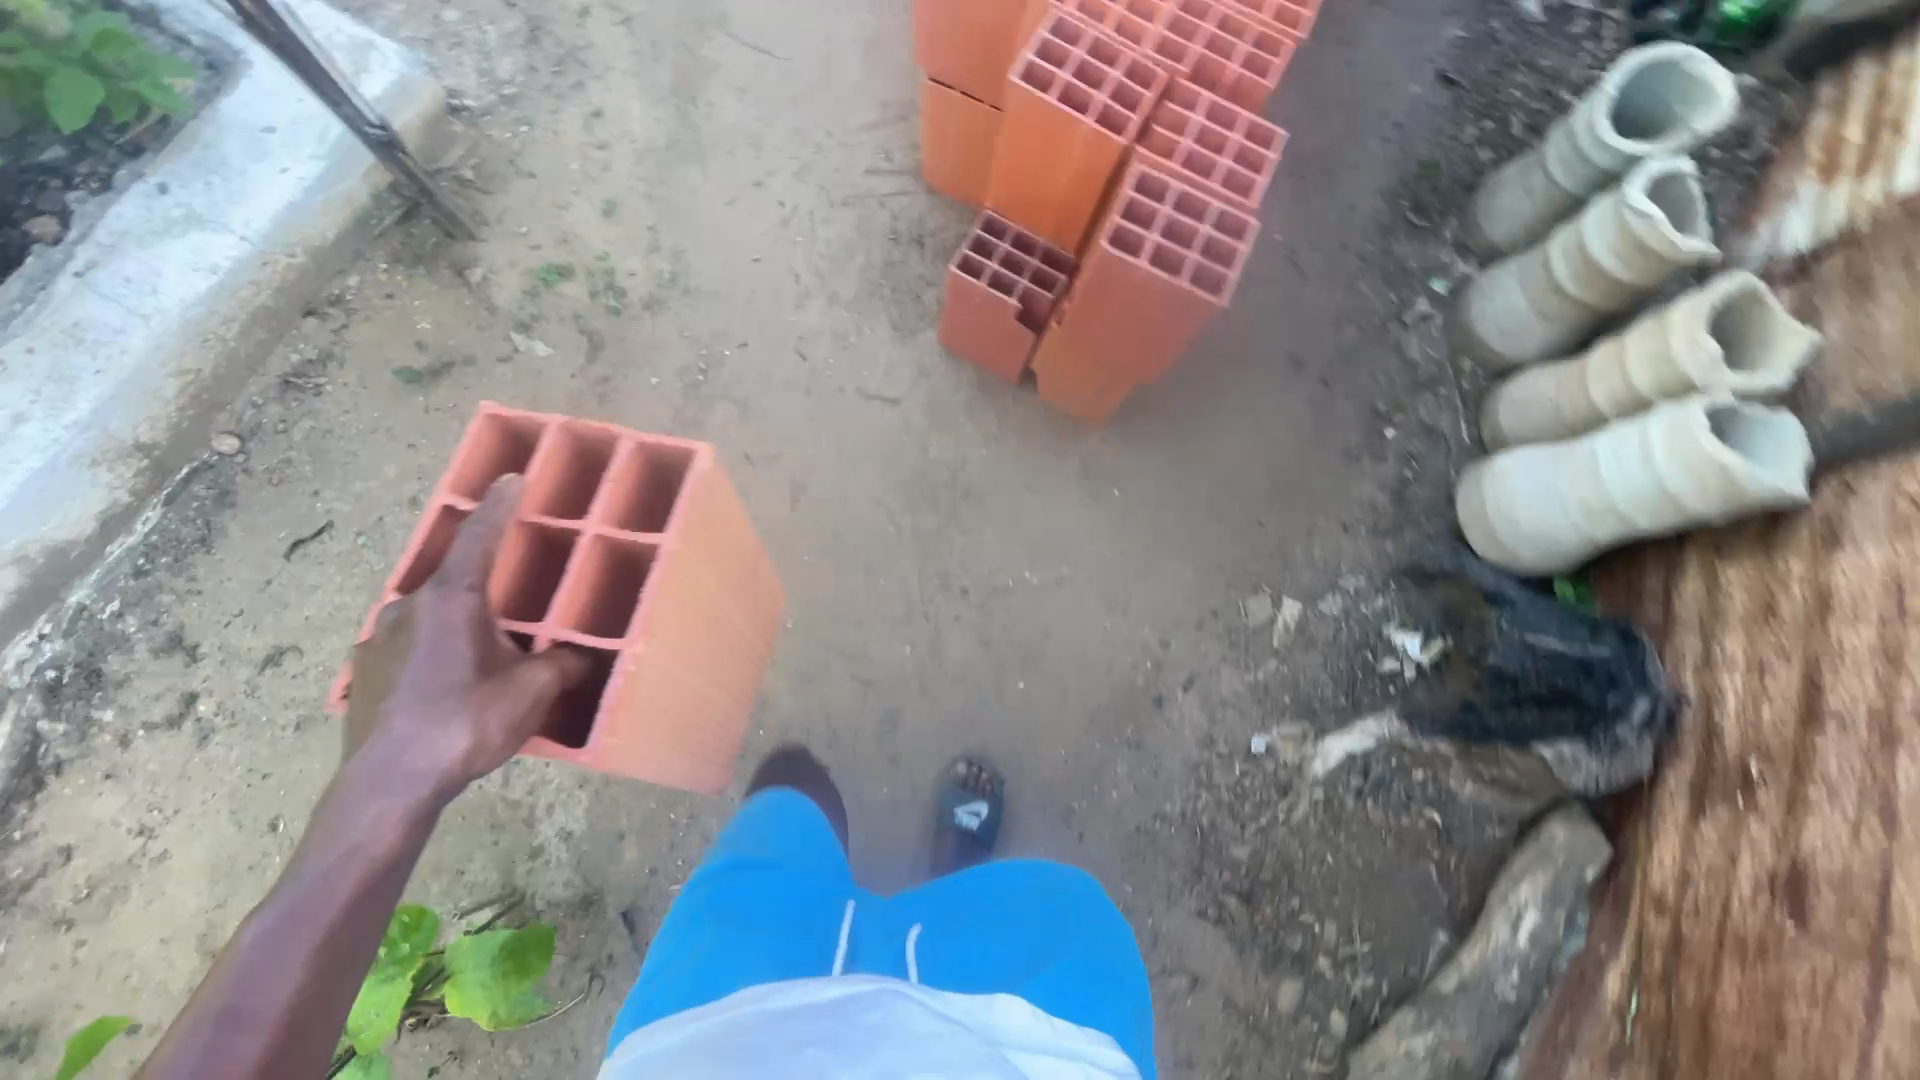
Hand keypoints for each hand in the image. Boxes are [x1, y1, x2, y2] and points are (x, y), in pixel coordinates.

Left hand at [344, 476, 590, 793]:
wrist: (389, 783)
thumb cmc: (465, 722)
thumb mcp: (531, 692)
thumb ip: (561, 664)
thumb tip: (581, 656)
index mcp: (453, 598)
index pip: (480, 534)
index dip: (500, 503)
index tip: (513, 476)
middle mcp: (409, 604)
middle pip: (453, 571)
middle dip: (483, 570)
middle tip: (513, 580)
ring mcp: (380, 637)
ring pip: (430, 609)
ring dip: (459, 613)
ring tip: (486, 640)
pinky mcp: (365, 669)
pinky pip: (411, 640)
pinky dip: (435, 644)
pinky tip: (451, 676)